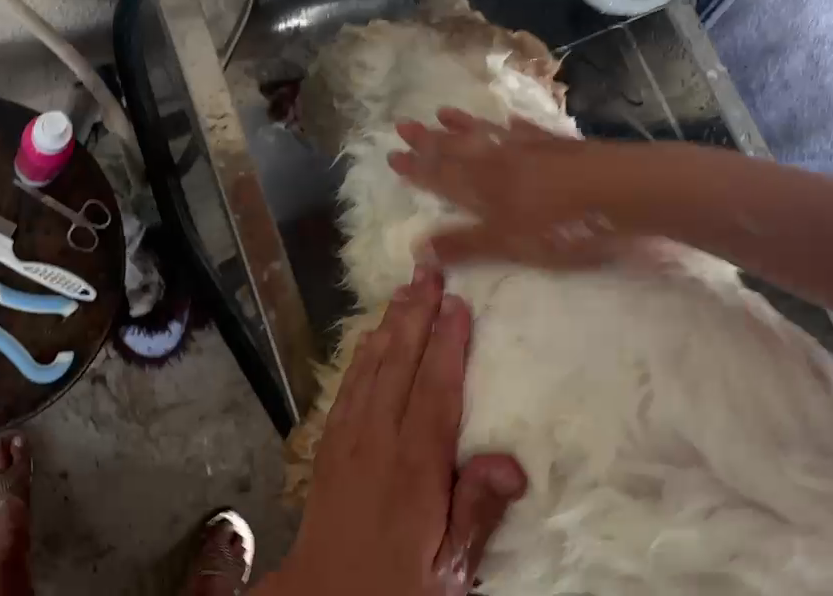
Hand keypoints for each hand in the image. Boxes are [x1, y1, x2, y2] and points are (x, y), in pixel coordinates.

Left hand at [255, 267, 524, 595]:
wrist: (324, 595)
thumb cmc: (398, 585)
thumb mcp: (450, 567)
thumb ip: (476, 511)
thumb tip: (509, 461)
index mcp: (414, 467)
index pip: (435, 390)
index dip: (447, 343)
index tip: (457, 302)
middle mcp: (376, 438)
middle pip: (398, 362)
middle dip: (414, 314)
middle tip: (427, 270)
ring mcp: (347, 435)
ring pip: (371, 365)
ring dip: (389, 323)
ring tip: (404, 289)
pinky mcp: (329, 441)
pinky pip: (349, 383)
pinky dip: (363, 353)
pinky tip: (371, 337)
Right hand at [387, 107, 651, 269]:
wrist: (624, 191)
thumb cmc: (563, 225)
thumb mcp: (509, 244)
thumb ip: (465, 245)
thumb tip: (416, 249)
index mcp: (482, 189)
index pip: (439, 176)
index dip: (416, 168)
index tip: (392, 155)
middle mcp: (499, 163)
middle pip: (456, 150)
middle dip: (429, 141)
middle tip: (403, 125)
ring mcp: (531, 150)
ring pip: (488, 135)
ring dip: (463, 126)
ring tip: (441, 112)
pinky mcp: (561, 146)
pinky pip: (529, 131)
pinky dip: (515, 125)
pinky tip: (509, 118)